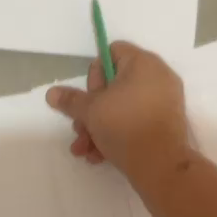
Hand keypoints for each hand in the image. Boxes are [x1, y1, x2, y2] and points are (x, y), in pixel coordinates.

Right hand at [44, 41, 189, 182]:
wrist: (160, 165)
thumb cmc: (124, 126)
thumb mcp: (90, 111)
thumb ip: (70, 100)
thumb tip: (51, 93)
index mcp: (142, 63)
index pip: (112, 52)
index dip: (94, 74)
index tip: (88, 96)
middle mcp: (157, 76)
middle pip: (113, 84)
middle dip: (90, 110)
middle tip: (80, 128)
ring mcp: (163, 101)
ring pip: (121, 108)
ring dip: (97, 128)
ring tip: (84, 149)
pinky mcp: (164, 123)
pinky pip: (135, 121)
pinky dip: (117, 134)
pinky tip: (98, 156)